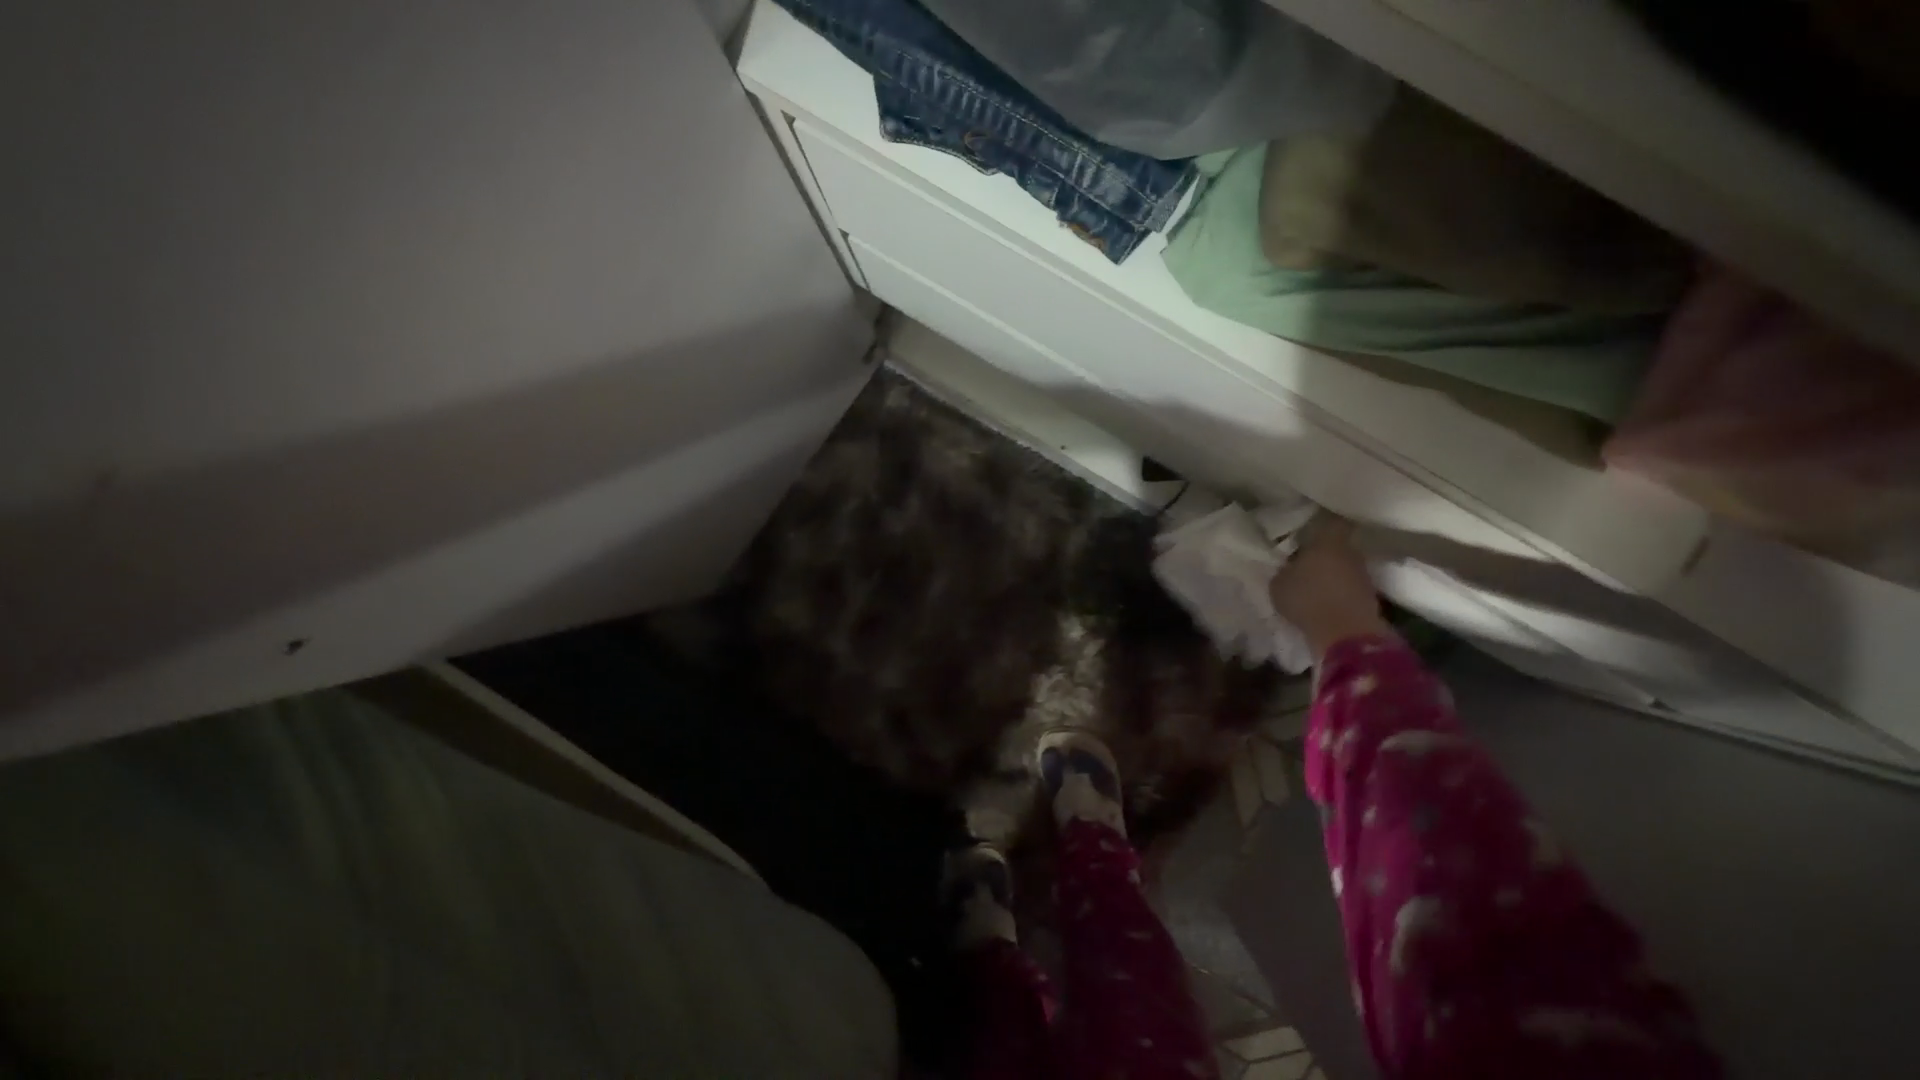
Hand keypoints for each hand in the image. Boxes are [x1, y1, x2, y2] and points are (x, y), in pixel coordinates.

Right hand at [1269, 516, 1392, 661]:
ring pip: (1344, 567)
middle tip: (1303, 561)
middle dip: (1323, 552)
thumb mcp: (1278, 585)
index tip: (1307, 527)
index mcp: (1328, 541)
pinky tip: (1323, 602)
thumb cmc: (1308, 600)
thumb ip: (1283, 571)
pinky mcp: (1369, 597)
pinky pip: (1349, 588)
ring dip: (1331, 574)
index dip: (1320, 522)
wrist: (1346, 634)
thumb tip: (1287, 568)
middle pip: (1337, 545)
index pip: (1329, 521)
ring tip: (1312, 586)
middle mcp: (1350, 552)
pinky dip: (1338, 593)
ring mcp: (1363, 575)